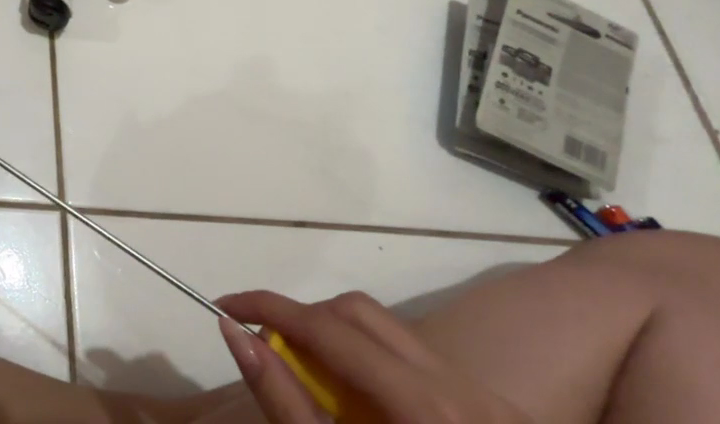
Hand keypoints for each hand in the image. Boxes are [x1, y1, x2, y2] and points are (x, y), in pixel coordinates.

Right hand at [217, 291, 533, 423]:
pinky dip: (372, 366)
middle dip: (302, 320)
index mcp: (426, 407)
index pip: (328, 328)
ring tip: (310, 379)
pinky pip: (416, 360)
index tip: (223, 307)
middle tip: (266, 348)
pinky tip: (359, 405)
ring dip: (336, 340)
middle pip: (358, 313)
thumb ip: (285, 402)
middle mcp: (463, 387)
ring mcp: (487, 397)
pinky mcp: (497, 411)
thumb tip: (234, 334)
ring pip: (388, 331)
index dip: (267, 308)